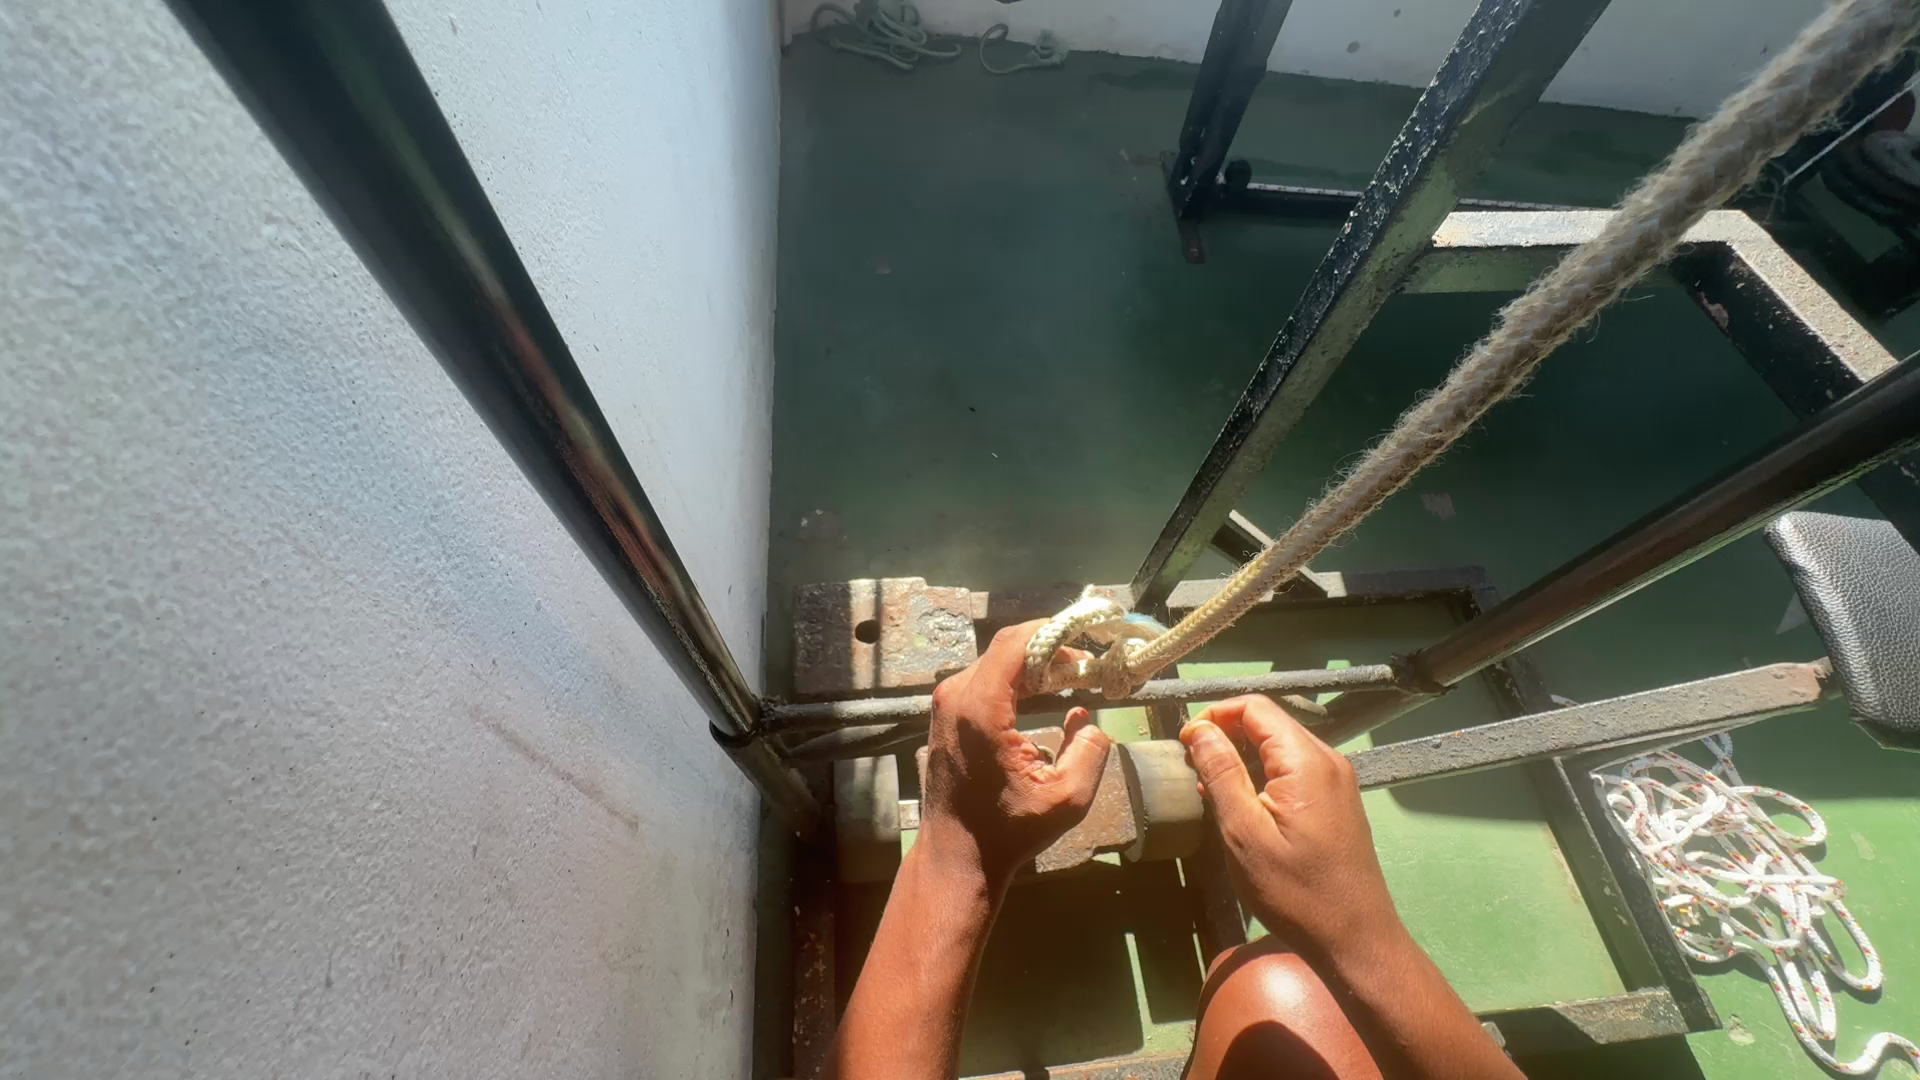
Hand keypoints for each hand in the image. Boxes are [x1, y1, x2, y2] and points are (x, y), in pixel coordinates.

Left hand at [920, 621, 1113, 887]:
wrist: (956, 855)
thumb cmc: (1009, 831)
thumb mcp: (1067, 798)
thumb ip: (1090, 751)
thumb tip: (1089, 718)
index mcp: (980, 708)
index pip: (1015, 643)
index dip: (1053, 632)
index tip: (1087, 638)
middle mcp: (956, 694)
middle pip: (1007, 648)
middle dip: (1050, 650)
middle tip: (1088, 666)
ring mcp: (947, 702)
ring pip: (996, 661)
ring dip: (1034, 664)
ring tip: (1073, 678)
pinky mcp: (947, 712)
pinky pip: (985, 678)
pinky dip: (1016, 679)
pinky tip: (1045, 693)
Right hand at [1180, 695, 1400, 959]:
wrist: (1356, 944)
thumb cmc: (1295, 891)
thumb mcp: (1244, 832)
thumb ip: (1221, 772)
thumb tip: (1198, 728)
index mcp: (1306, 761)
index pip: (1254, 707)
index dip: (1214, 716)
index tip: (1187, 745)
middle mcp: (1326, 760)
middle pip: (1266, 722)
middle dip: (1225, 735)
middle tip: (1195, 769)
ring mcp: (1334, 780)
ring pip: (1276, 745)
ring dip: (1240, 757)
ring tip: (1212, 789)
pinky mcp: (1334, 800)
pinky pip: (1290, 768)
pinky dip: (1260, 774)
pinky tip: (1241, 805)